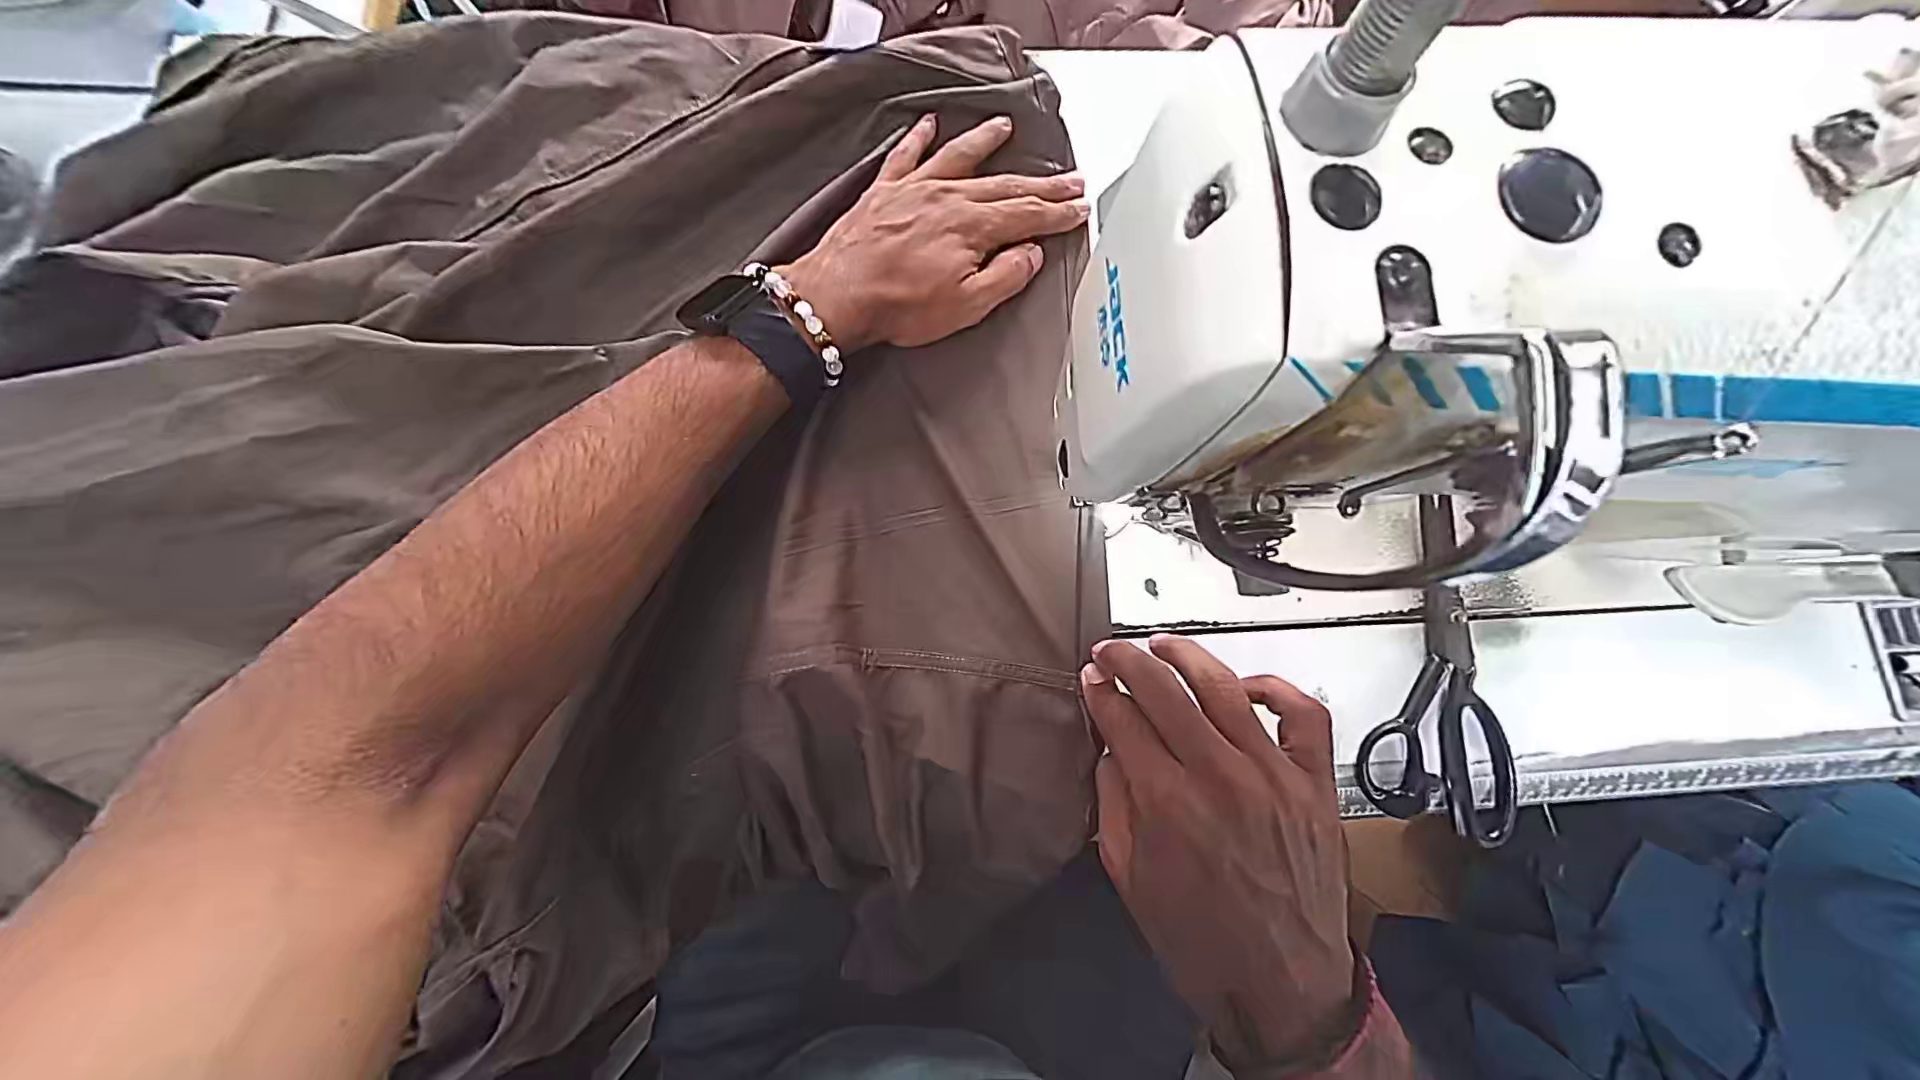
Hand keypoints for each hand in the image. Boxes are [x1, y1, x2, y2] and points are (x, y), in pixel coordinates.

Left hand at [778, 114, 1088, 351]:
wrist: (840, 294)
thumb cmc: (898, 305)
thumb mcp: (966, 304)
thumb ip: (1005, 277)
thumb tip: (1031, 254)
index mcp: (972, 227)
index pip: (1027, 214)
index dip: (1058, 213)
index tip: (1078, 209)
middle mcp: (947, 198)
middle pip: (1005, 185)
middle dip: (1041, 183)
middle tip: (1067, 179)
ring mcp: (915, 190)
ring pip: (960, 157)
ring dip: (986, 142)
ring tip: (1005, 127)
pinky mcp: (885, 192)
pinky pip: (907, 155)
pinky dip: (919, 138)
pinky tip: (929, 124)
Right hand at [1082, 635, 1356, 1068]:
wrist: (1283, 989)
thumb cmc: (1201, 941)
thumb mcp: (1129, 875)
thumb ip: (1112, 801)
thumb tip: (1110, 748)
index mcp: (1168, 804)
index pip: (1122, 718)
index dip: (1100, 690)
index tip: (1091, 678)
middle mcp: (1220, 779)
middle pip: (1163, 690)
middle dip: (1126, 660)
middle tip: (1110, 650)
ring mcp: (1273, 777)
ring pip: (1225, 687)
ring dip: (1186, 656)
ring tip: (1163, 645)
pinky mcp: (1313, 786)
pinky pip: (1303, 715)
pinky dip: (1275, 687)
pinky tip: (1246, 683)